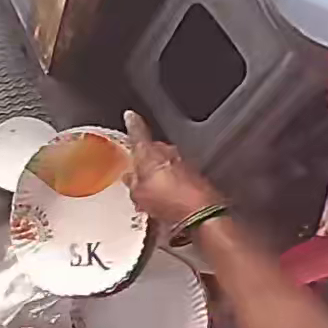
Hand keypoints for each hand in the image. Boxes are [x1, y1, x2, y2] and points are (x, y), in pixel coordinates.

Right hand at [122, 110, 223, 228]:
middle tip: (138, 173)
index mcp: (150, 153)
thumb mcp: (138, 195)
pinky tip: (168, 197)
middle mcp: (168, 152)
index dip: (133, 123)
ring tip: (153, 191)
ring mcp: (184, 162)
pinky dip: (172, 181)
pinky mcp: (196, 175)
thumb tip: (129, 178)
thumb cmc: (168, 201)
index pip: (138, 132)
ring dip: (160, 172)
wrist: (199, 212)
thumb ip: (132, 182)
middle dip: (146, 158)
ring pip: (166, 161)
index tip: (130, 115)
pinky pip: (179, 173)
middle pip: (153, 149)